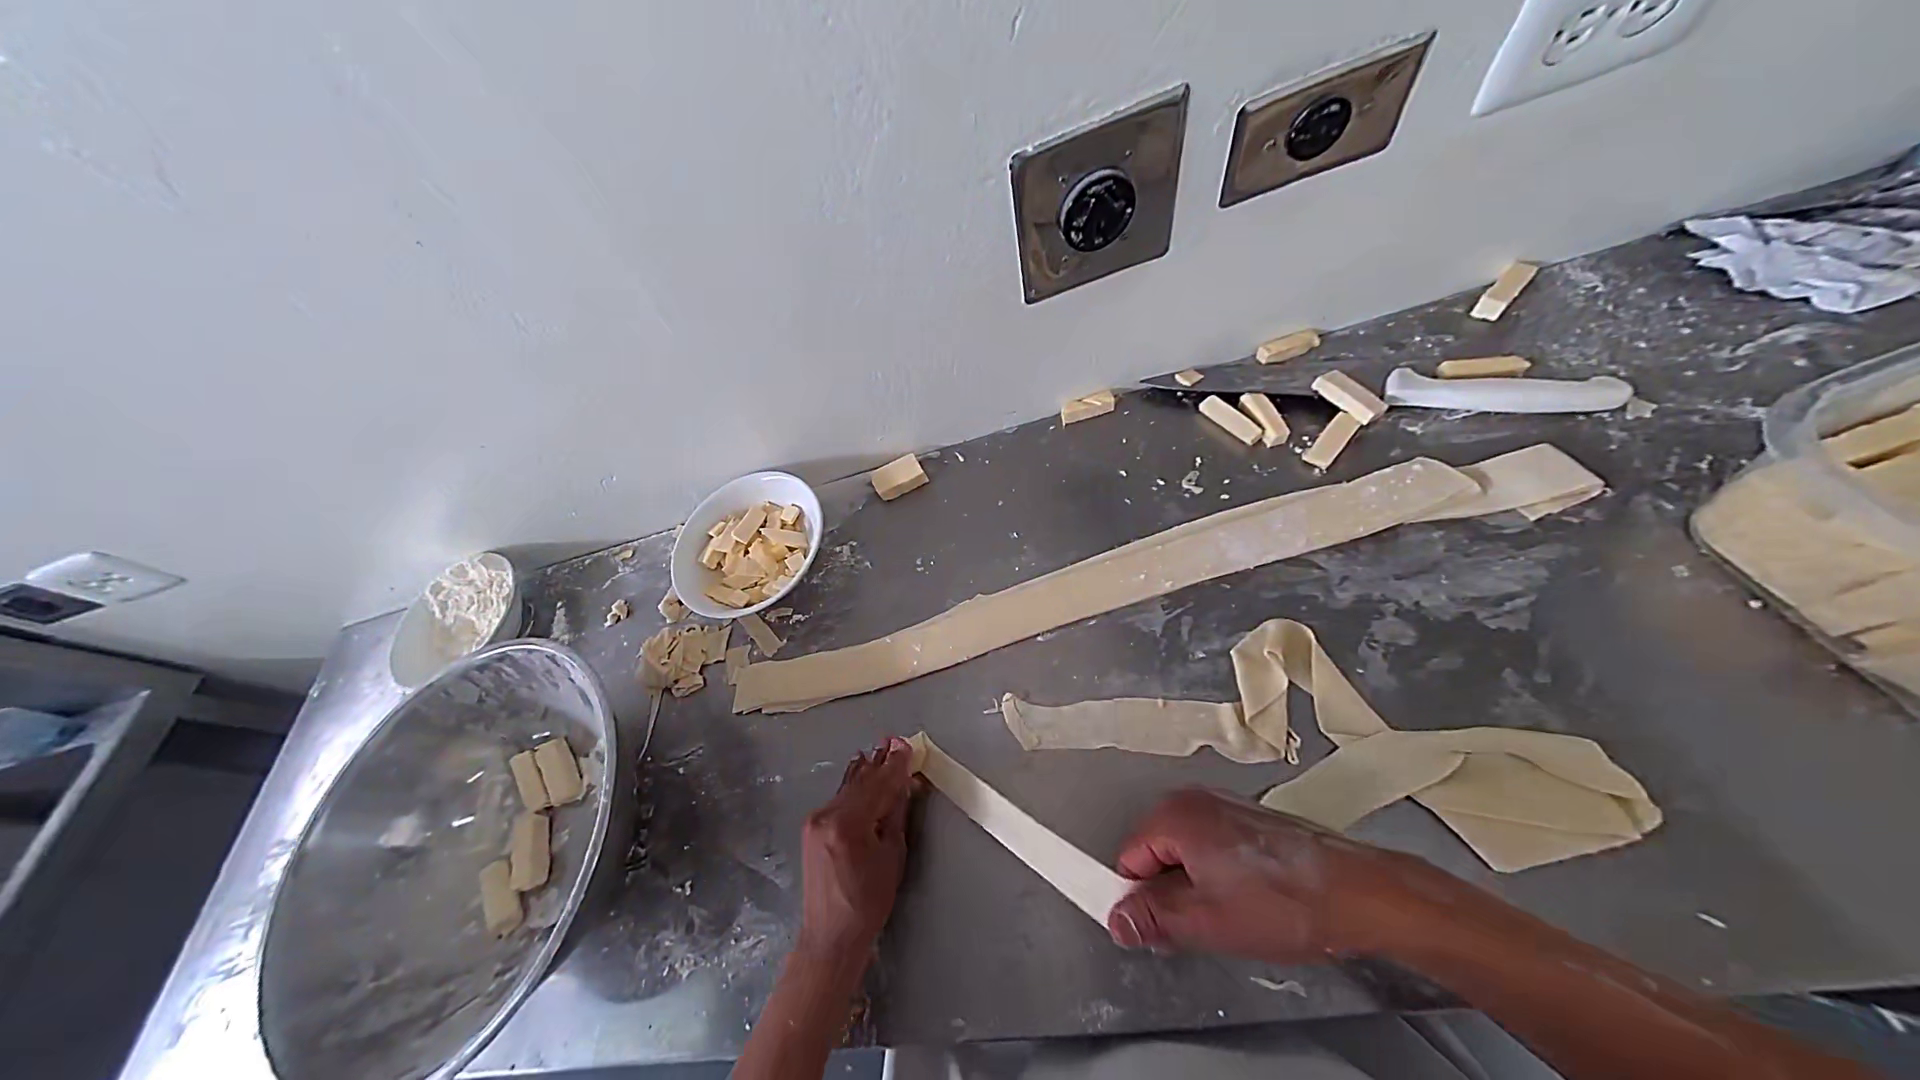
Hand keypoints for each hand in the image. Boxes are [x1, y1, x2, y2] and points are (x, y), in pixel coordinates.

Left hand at [797, 737, 917, 957]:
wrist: (831, 935)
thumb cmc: (869, 902)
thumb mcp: (893, 856)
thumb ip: (896, 814)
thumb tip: (904, 784)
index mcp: (847, 823)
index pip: (878, 785)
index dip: (895, 766)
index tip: (907, 746)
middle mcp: (826, 815)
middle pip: (861, 782)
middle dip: (881, 763)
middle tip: (895, 740)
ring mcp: (816, 820)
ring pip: (848, 787)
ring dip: (866, 770)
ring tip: (880, 749)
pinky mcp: (812, 827)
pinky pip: (839, 798)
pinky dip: (854, 785)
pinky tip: (860, 770)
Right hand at [1106, 788, 1452, 963]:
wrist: (1361, 894)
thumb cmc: (1287, 903)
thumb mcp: (1207, 922)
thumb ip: (1152, 918)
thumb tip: (1118, 919)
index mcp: (1176, 815)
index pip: (1127, 858)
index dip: (1138, 898)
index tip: (1153, 926)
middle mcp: (1195, 799)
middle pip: (1154, 852)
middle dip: (1168, 892)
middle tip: (1200, 924)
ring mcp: (1223, 805)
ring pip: (1184, 852)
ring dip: (1195, 885)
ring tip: (1231, 913)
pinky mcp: (1247, 818)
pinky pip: (1211, 846)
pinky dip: (1218, 873)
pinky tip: (1249, 899)